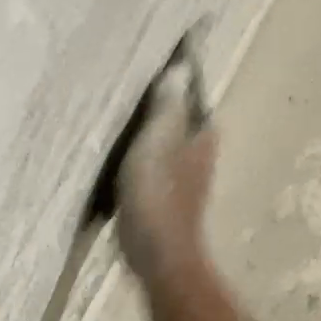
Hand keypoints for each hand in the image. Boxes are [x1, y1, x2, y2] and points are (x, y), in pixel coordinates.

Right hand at [116, 62, 216, 283]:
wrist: (158, 256)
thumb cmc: (157, 195)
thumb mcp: (157, 140)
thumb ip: (167, 105)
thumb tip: (180, 69)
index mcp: (204, 134)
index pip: (193, 95)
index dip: (176, 80)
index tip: (150, 64)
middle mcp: (200, 153)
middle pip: (178, 119)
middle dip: (159, 106)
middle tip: (126, 89)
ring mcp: (184, 180)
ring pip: (165, 144)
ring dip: (147, 133)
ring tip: (116, 118)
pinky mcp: (166, 201)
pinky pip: (152, 168)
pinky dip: (139, 159)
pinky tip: (118, 158)